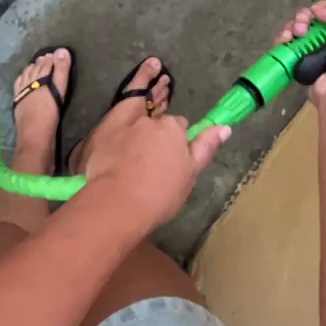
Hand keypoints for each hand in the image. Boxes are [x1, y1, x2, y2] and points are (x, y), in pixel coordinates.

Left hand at [77, 108, 228, 234]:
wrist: (118, 204)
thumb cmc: (161, 193)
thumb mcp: (190, 173)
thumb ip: (205, 147)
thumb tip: (224, 128)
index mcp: (172, 127)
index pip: (179, 126)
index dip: (177, 143)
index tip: (174, 161)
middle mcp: (147, 122)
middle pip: (155, 127)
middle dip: (155, 140)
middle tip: (153, 168)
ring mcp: (122, 128)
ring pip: (133, 131)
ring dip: (134, 143)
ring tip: (131, 171)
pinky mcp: (101, 138)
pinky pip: (112, 137)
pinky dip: (114, 147)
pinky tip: (115, 166)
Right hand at [275, 0, 325, 108]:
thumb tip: (319, 11)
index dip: (322, 6)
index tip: (319, 10)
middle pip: (311, 18)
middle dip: (304, 16)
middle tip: (304, 24)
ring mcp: (314, 51)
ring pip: (297, 29)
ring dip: (292, 26)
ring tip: (295, 33)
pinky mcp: (300, 63)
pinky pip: (287, 45)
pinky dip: (282, 39)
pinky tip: (285, 40)